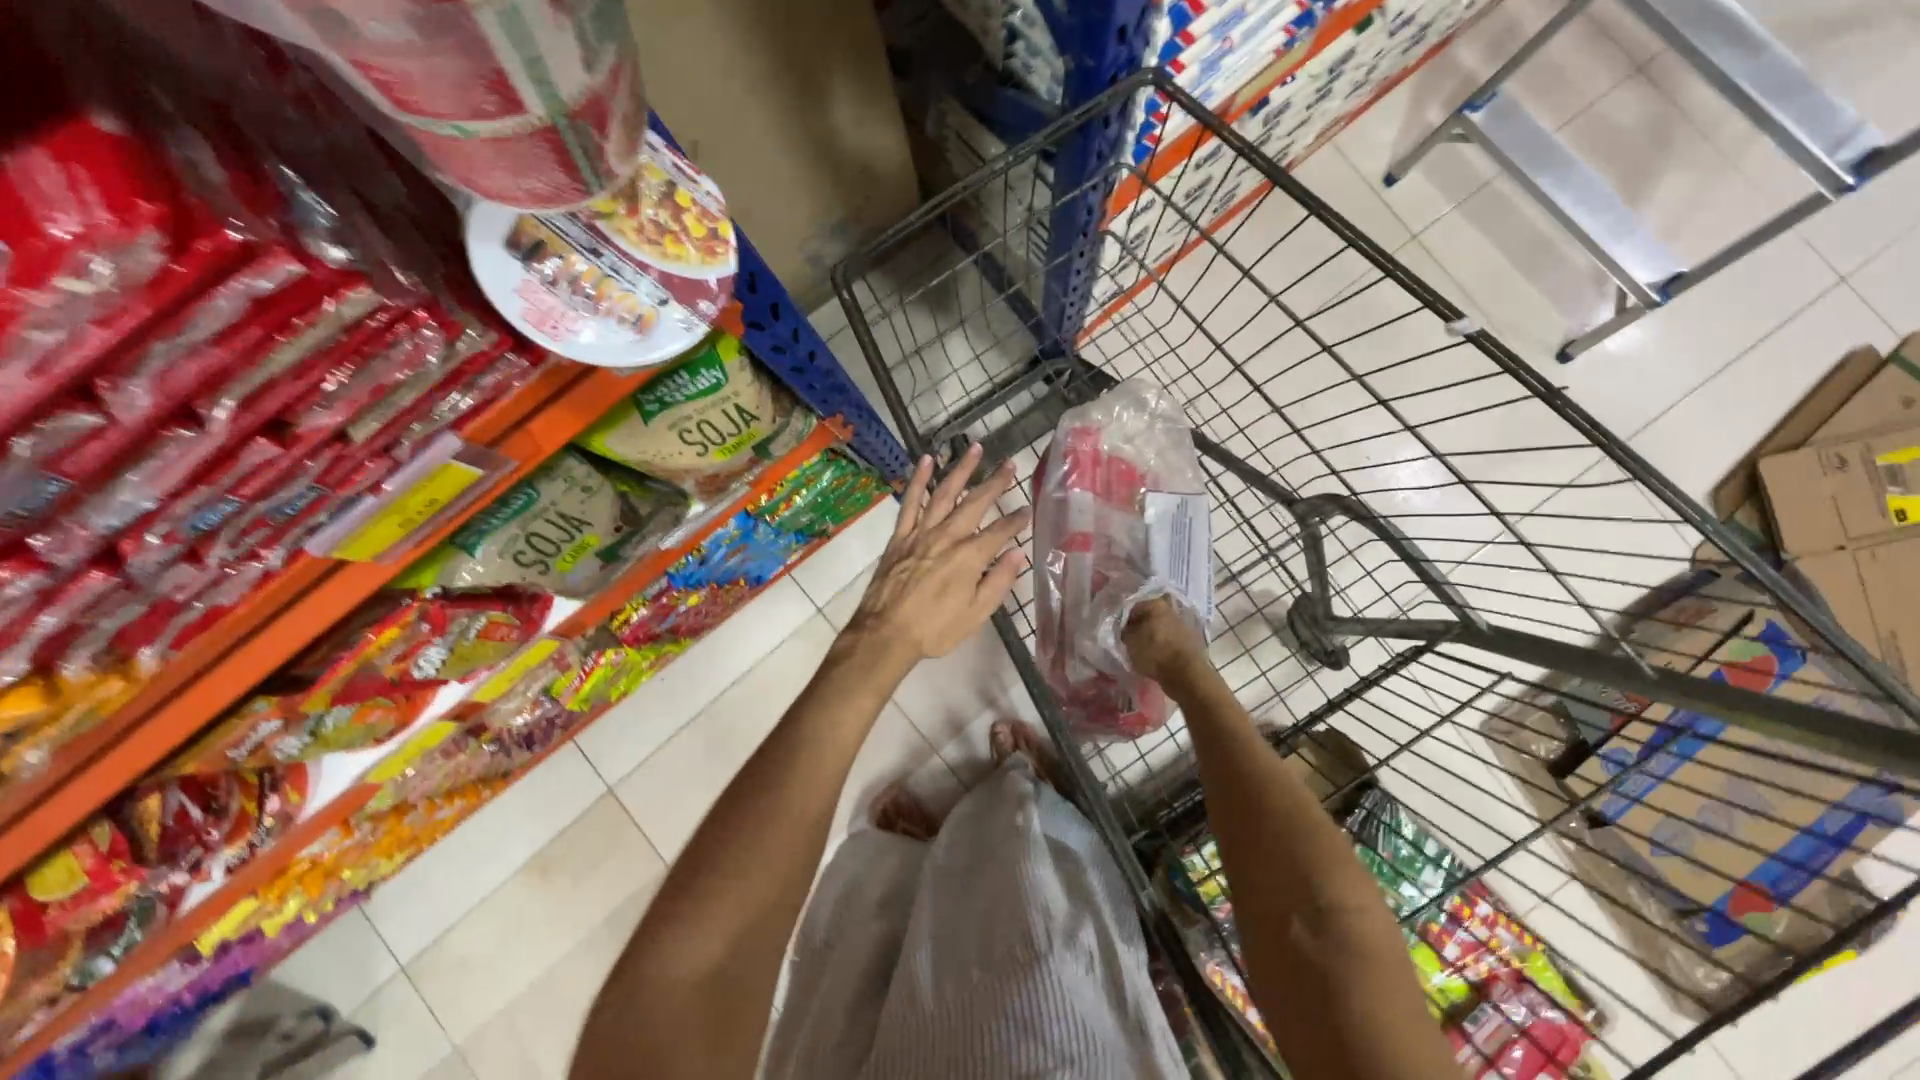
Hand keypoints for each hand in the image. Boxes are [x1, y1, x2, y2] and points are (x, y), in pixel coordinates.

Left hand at [845, 444, 1030, 663]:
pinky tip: (927, 461)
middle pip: (976, 503)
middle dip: (995, 482)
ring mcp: (921, 533)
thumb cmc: (934, 630)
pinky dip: (919, 480)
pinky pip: (910, 502)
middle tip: (1010, 464)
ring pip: (944, 493)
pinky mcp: (900, 536)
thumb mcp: (975, 614)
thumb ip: (998, 582)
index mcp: (970, 558)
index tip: (1029, 509)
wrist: (885, 633)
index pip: (1000, 532)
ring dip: (961, 470)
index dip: (1017, 520)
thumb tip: (1017, 554)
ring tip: (976, 449)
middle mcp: (948, 537)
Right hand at [1123, 596, 1209, 689]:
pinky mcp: (1190, 640)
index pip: (1132, 608)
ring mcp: (1182, 625)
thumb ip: (1124, 630)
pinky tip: (1156, 656)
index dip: (1122, 621)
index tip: (1118, 633)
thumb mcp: (1129, 640)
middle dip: (1139, 628)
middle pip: (1148, 617)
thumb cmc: (1153, 652)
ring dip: (1151, 637)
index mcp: (1155, 604)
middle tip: (1129, 641)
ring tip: (1142, 651)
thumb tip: (1125, 627)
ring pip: (1160, 629)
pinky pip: (1169, 640)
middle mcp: (1171, 609)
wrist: (1185, 672)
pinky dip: (1162, 646)